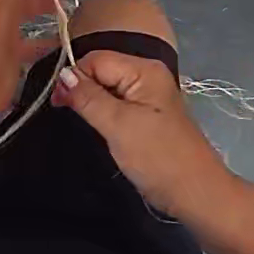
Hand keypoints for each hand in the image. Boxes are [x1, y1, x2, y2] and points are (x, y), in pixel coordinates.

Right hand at [50, 50, 235, 215]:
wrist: (196, 194)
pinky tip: (98, 126)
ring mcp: (148, 95)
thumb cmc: (157, 158)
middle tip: (64, 112)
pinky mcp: (147, 113)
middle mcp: (147, 75)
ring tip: (82, 121)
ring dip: (90, 101)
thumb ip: (88, 97)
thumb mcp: (117, 125)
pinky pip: (116, 102)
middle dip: (81, 87)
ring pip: (107, 87)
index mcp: (144, 70)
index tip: (57, 102)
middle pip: (101, 69)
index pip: (96, 59)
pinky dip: (103, 111)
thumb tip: (63, 73)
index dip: (73, 76)